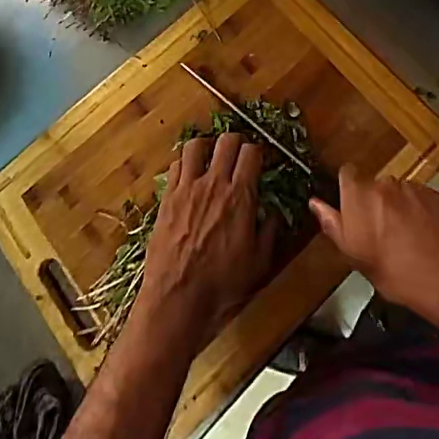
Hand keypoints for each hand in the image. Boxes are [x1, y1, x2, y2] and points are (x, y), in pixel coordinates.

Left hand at [132, 133, 272, 356]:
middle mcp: (213, 184)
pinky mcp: (166, 199)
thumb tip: (271, 212)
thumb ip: (269, 230)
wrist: (177, 297)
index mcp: (240, 196)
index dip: (260, 151)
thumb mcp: (259, 261)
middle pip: (226, 141)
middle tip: (240, 153)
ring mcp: (186, 189)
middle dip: (237, 142)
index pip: (252, 152)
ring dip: (207, 146)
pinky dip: (185, 164)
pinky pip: (175, 166)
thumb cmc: (222, 284)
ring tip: (212, 157)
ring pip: (195, 145)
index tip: (261, 159)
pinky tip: (190, 176)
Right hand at [309, 167, 438, 319]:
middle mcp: (386, 185)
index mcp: (360, 196)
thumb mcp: (355, 256)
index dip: (348, 188)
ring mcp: (414, 189)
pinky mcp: (437, 196)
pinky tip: (422, 237)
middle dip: (374, 203)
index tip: (350, 205)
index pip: (347, 173)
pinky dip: (420, 212)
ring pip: (398, 193)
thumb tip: (317, 206)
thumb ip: (333, 224)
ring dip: (398, 207)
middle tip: (378, 232)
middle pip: (374, 186)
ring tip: (404, 238)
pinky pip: (421, 199)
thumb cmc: (398, 272)